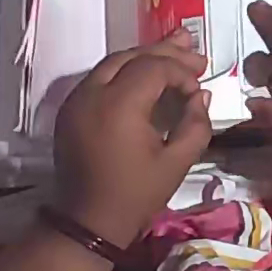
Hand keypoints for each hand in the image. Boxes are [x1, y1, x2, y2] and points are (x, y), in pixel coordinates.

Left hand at [54, 33, 212, 245]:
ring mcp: (76, 99)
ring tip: (174, 49)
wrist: (88, 222)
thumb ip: (195, 125)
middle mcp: (92, 93)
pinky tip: (145, 74)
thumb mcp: (176, 163)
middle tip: (194, 49)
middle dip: (165, 52)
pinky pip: (99, 78)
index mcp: (119, 105)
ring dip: (144, 57)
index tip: (199, 88)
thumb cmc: (136, 195)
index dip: (181, 72)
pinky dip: (125, 72)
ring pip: (113, 63)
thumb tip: (201, 95)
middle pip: (131, 56)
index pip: (154, 68)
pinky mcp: (70, 109)